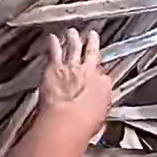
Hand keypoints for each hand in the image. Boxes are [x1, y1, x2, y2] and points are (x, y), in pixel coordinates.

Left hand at [36, 28, 110, 146]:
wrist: (69, 120)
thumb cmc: (83, 124)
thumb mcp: (99, 118)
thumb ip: (98, 108)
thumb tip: (96, 111)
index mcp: (104, 86)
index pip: (104, 76)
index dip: (101, 75)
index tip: (99, 73)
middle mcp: (90, 72)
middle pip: (92, 53)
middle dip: (93, 43)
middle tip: (93, 35)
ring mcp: (72, 67)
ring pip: (74, 48)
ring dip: (74, 39)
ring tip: (73, 32)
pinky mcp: (55, 68)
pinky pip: (55, 52)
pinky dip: (54, 44)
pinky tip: (52, 38)